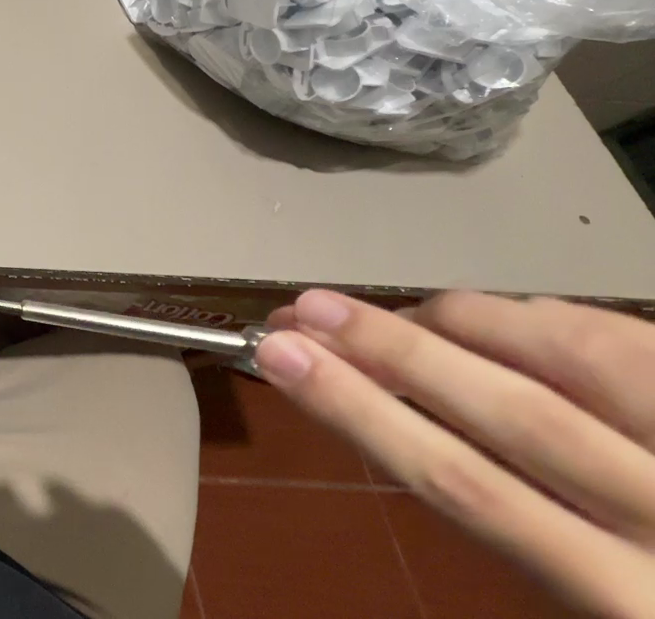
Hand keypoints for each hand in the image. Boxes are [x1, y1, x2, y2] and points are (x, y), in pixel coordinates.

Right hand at [255, 289, 654, 617]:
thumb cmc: (644, 592)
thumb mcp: (578, 591)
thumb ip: (501, 510)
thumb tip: (379, 401)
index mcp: (631, 603)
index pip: (466, 487)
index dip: (360, 410)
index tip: (278, 354)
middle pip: (519, 414)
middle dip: (395, 347)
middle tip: (309, 307)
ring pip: (586, 359)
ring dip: (468, 321)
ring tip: (398, 312)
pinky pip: (636, 339)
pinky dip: (554, 318)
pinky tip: (508, 317)